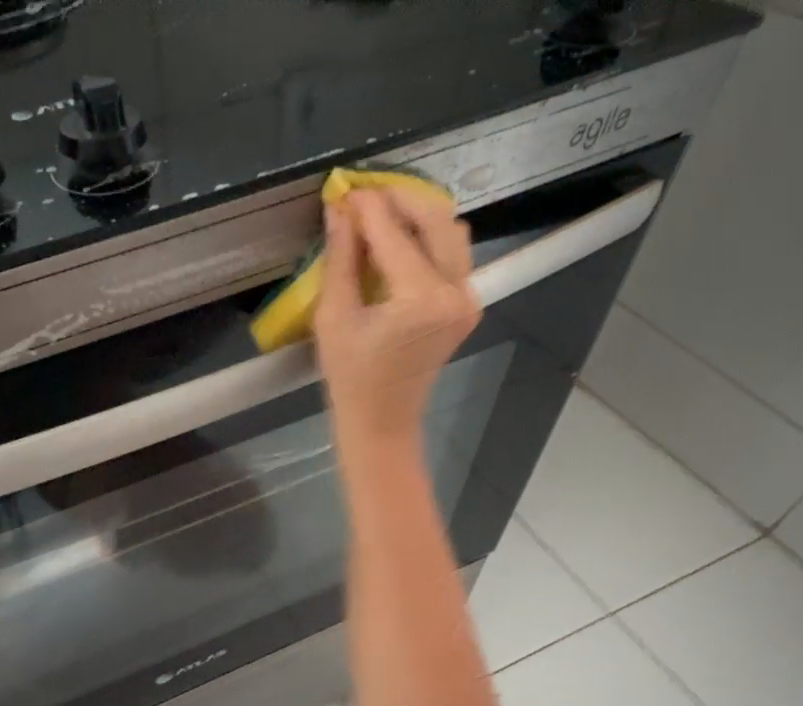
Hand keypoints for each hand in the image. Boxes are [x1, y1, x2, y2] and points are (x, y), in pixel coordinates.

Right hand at [313, 187, 480, 441]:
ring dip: (417, 216)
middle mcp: (455, 291)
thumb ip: (341, 257)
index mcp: (421, 297)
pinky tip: (397, 242)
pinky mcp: (467, 305)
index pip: (394, 232)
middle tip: (363, 196)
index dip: (366, 205)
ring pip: (451, 232)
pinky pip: (453, 255)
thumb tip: (339, 209)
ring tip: (380, 217)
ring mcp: (468, 298)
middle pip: (436, 218)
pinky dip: (427, 239)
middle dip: (398, 200)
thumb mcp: (334, 316)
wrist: (382, 420)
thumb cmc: (350, 377)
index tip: (343, 188)